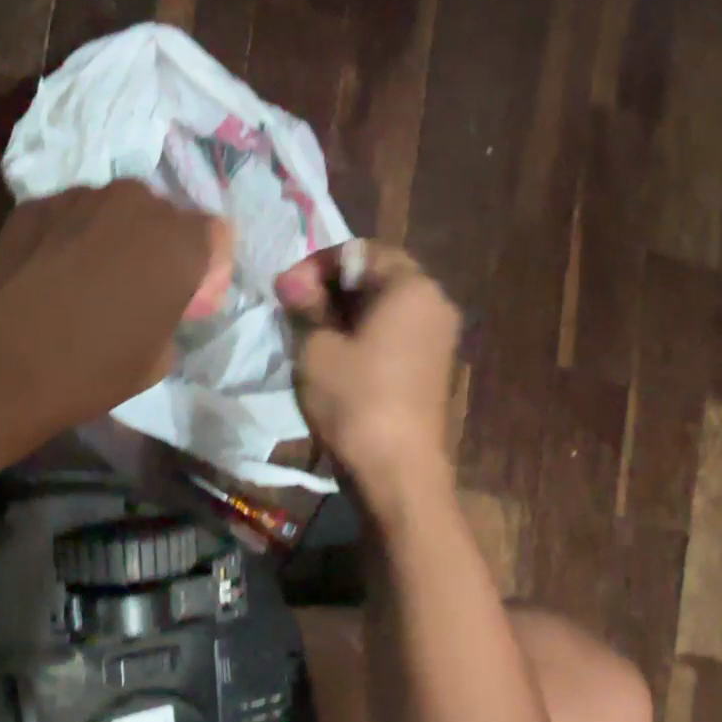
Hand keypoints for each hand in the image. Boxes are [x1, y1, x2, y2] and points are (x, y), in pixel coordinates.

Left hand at [0, 181, 231, 445]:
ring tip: (87, 283)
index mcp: (177, 242)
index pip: (214, 237)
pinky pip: (70, 216)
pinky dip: (70, 238)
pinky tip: (50, 276)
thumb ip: (172, 317)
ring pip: (114, 210)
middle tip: (134, 293)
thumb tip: (160, 304)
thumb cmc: (86, 374)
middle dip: (157, 248)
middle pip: (163, 216)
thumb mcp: (155, 363)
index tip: (183, 302)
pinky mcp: (33, 206)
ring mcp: (79, 197)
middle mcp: (135, 203)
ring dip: (112, 239)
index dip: (204, 271)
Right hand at [276, 240, 461, 501]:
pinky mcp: (429, 368)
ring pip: (383, 309)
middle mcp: (434, 303)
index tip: (283, 290)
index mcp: (411, 286)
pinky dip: (361, 337)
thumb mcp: (316, 349)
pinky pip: (392, 335)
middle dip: (330, 288)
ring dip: (343, 314)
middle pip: (377, 277)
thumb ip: (307, 307)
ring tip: (306, 334)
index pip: (360, 252)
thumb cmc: (353, 399)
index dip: (316, 265)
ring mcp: (437, 338)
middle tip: (291, 309)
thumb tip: (292, 281)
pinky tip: (332, 359)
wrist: (395, 469)